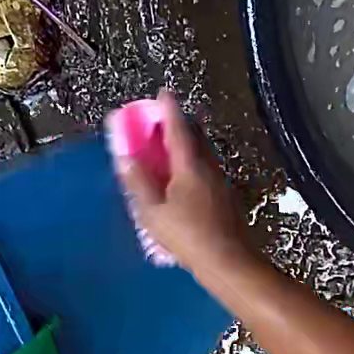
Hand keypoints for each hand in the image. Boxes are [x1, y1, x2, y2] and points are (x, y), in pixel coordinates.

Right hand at [107, 90, 257, 278]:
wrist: (227, 261)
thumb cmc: (187, 236)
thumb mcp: (152, 212)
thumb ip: (139, 182)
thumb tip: (127, 159)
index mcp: (190, 165)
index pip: (178, 128)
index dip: (169, 109)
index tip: (163, 92)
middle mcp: (209, 167)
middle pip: (194, 137)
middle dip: (178, 125)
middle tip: (160, 122)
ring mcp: (220, 182)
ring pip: (202, 154)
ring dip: (185, 145)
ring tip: (166, 150)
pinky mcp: (224, 197)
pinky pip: (205, 169)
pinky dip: (191, 163)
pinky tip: (181, 179)